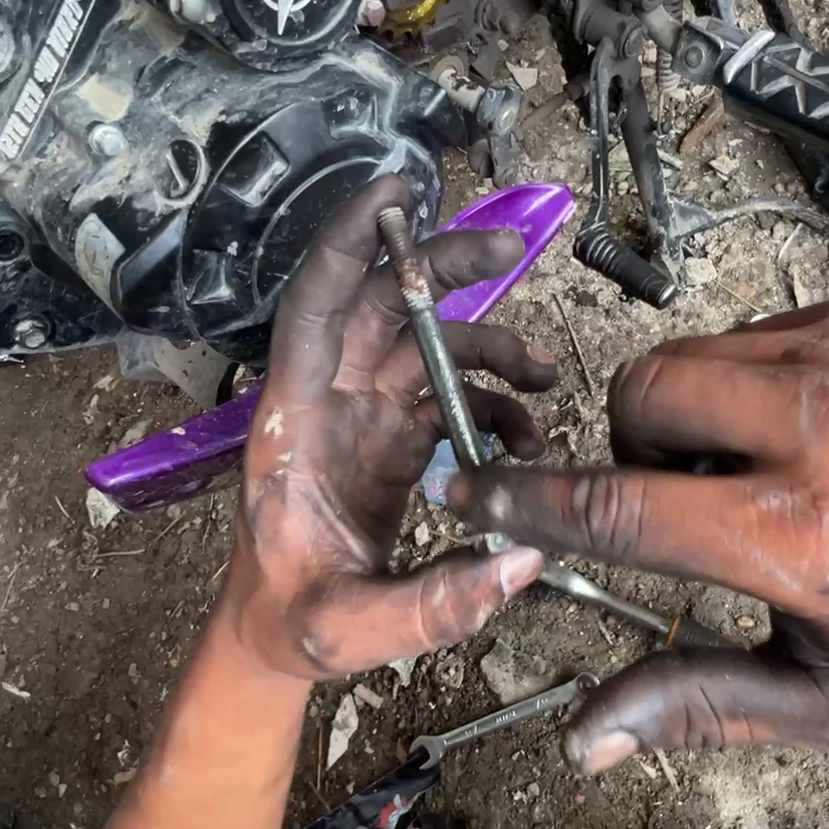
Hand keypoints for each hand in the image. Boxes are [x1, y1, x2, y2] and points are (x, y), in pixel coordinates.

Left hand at [218, 176, 553, 680]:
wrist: (283, 637)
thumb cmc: (290, 622)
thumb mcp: (346, 625)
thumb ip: (433, 603)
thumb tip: (524, 560)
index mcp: (295, 419)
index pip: (315, 307)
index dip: (349, 243)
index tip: (396, 192)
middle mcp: (331, 399)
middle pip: (385, 304)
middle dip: (443, 267)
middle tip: (509, 247)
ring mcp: (366, 416)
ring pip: (428, 346)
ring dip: (488, 346)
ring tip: (545, 376)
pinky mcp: (396, 440)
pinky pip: (450, 397)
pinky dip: (492, 404)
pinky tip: (525, 438)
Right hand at [448, 295, 828, 772]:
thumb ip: (693, 704)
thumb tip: (582, 737)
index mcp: (807, 537)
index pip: (621, 508)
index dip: (526, 501)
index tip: (467, 488)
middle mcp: (825, 425)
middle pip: (639, 398)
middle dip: (631, 447)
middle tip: (689, 491)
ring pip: (681, 358)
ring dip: (686, 416)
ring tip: (756, 461)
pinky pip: (743, 334)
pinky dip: (741, 383)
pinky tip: (809, 424)